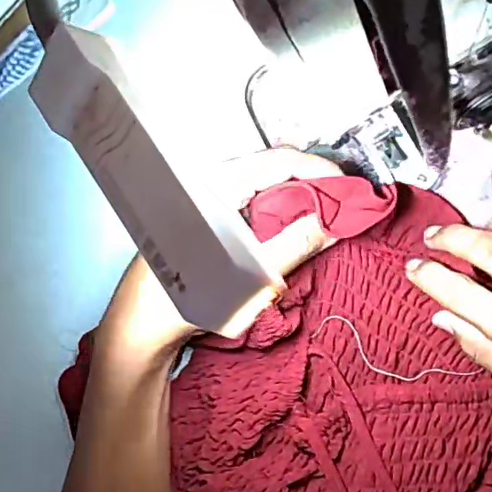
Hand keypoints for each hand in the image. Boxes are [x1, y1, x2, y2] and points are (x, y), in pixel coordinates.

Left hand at [99, 147, 343, 361]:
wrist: (142, 329)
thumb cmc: (181, 301)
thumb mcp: (251, 276)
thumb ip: (295, 245)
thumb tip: (332, 223)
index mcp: (212, 187)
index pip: (279, 161)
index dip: (321, 171)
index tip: (349, 188)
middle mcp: (207, 186)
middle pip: (274, 171)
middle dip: (314, 187)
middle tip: (344, 207)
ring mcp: (206, 201)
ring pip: (264, 188)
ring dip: (299, 201)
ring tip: (326, 219)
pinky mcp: (208, 218)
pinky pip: (252, 204)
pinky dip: (279, 213)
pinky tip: (294, 230)